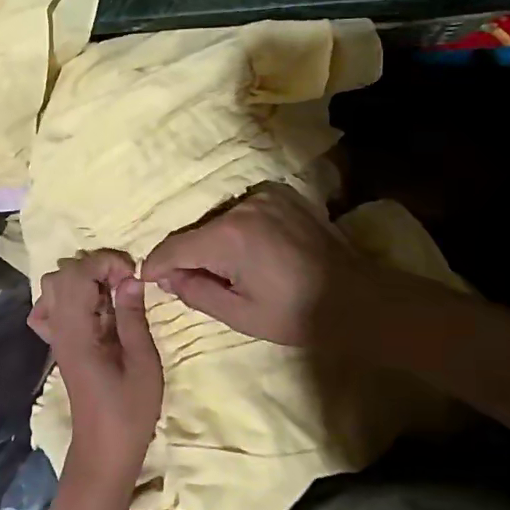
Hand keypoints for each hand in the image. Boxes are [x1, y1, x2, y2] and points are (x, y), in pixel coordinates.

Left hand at [28, 250, 162, 473]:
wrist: (103, 447)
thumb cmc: (129, 410)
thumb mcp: (143, 363)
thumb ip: (133, 317)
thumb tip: (130, 278)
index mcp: (76, 330)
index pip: (78, 274)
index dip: (105, 263)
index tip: (133, 274)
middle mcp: (58, 326)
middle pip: (62, 274)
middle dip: (95, 267)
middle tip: (126, 283)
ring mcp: (54, 333)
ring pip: (54, 285)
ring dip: (83, 278)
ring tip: (112, 294)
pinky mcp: (57, 341)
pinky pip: (50, 306)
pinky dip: (67, 296)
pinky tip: (91, 309)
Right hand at [141, 183, 367, 346]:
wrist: (362, 300)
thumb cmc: (299, 315)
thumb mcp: (241, 316)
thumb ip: (196, 292)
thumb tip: (167, 277)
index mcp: (230, 237)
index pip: (176, 247)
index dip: (157, 264)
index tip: (146, 277)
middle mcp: (241, 206)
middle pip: (197, 231)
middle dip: (189, 255)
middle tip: (193, 280)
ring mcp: (263, 195)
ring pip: (219, 219)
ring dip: (215, 241)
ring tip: (230, 268)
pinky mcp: (280, 193)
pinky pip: (242, 209)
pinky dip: (238, 227)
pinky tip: (254, 250)